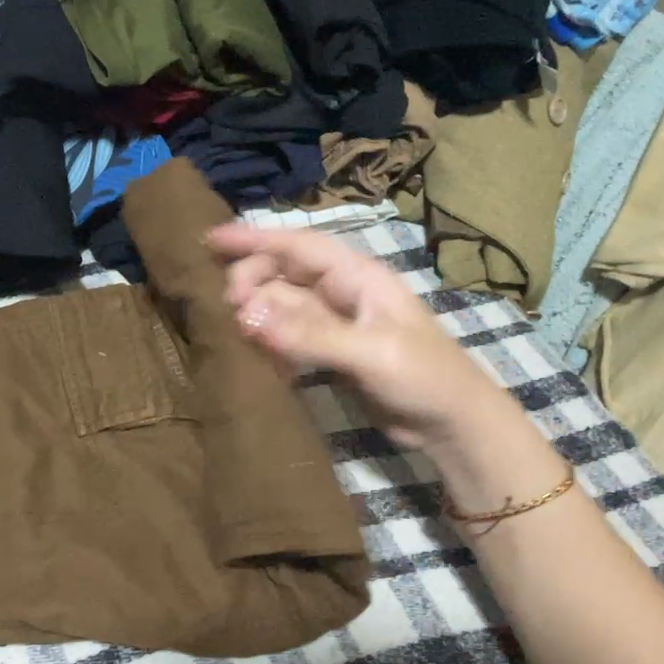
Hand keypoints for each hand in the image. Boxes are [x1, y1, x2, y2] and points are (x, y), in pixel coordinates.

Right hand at [205, 223, 513, 451]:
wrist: (452, 425)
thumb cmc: (423, 377)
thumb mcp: (369, 353)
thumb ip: (309, 335)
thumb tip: (248, 318)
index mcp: (358, 277)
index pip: (297, 245)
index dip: (254, 238)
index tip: (211, 239)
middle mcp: (342, 292)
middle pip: (283, 271)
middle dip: (251, 279)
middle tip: (229, 306)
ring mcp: (334, 322)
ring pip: (280, 302)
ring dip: (257, 311)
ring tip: (237, 329)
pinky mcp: (328, 351)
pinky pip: (286, 333)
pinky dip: (268, 337)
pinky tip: (255, 351)